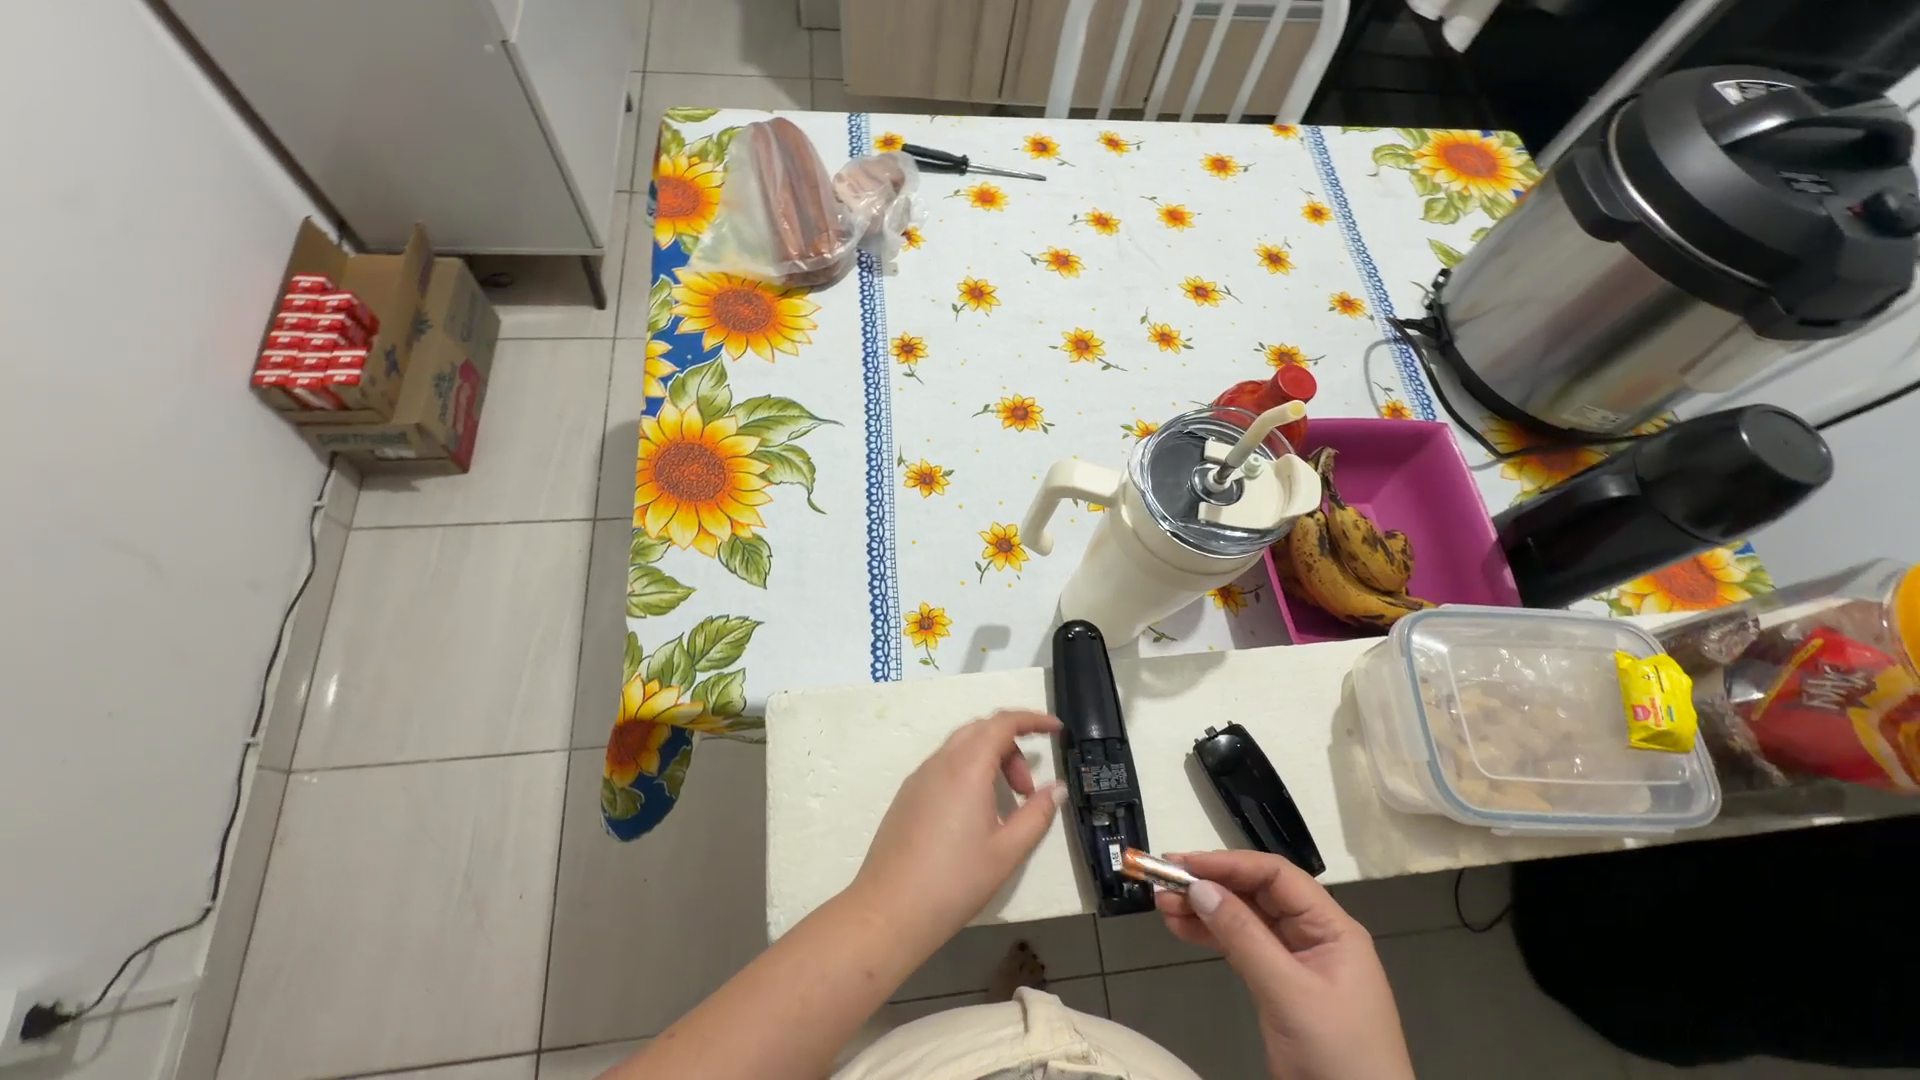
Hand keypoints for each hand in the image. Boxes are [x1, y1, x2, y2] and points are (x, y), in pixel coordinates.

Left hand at [852, 710, 1065, 939]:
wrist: (889, 911)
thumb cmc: (954, 881)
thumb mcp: (1007, 851)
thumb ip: (1037, 814)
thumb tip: (1056, 788)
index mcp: (966, 767)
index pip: (1002, 723)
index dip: (1032, 719)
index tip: (1056, 730)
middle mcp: (939, 762)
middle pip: (981, 730)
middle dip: (1012, 746)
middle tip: (1026, 788)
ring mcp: (918, 778)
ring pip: (960, 747)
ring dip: (990, 760)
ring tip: (1005, 805)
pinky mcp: (907, 796)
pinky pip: (944, 766)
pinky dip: (968, 773)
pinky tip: (976, 815)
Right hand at [1157, 851, 1414, 1079]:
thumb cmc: (1337, 1055)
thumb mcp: (1289, 994)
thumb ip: (1244, 937)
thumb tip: (1200, 888)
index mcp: (1331, 927)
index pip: (1276, 876)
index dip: (1228, 864)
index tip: (1184, 865)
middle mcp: (1314, 935)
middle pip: (1257, 893)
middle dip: (1210, 885)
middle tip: (1163, 883)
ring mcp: (1296, 961)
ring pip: (1244, 918)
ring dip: (1205, 909)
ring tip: (1163, 905)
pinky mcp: (1279, 985)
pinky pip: (1241, 946)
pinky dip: (1212, 935)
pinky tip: (1182, 929)